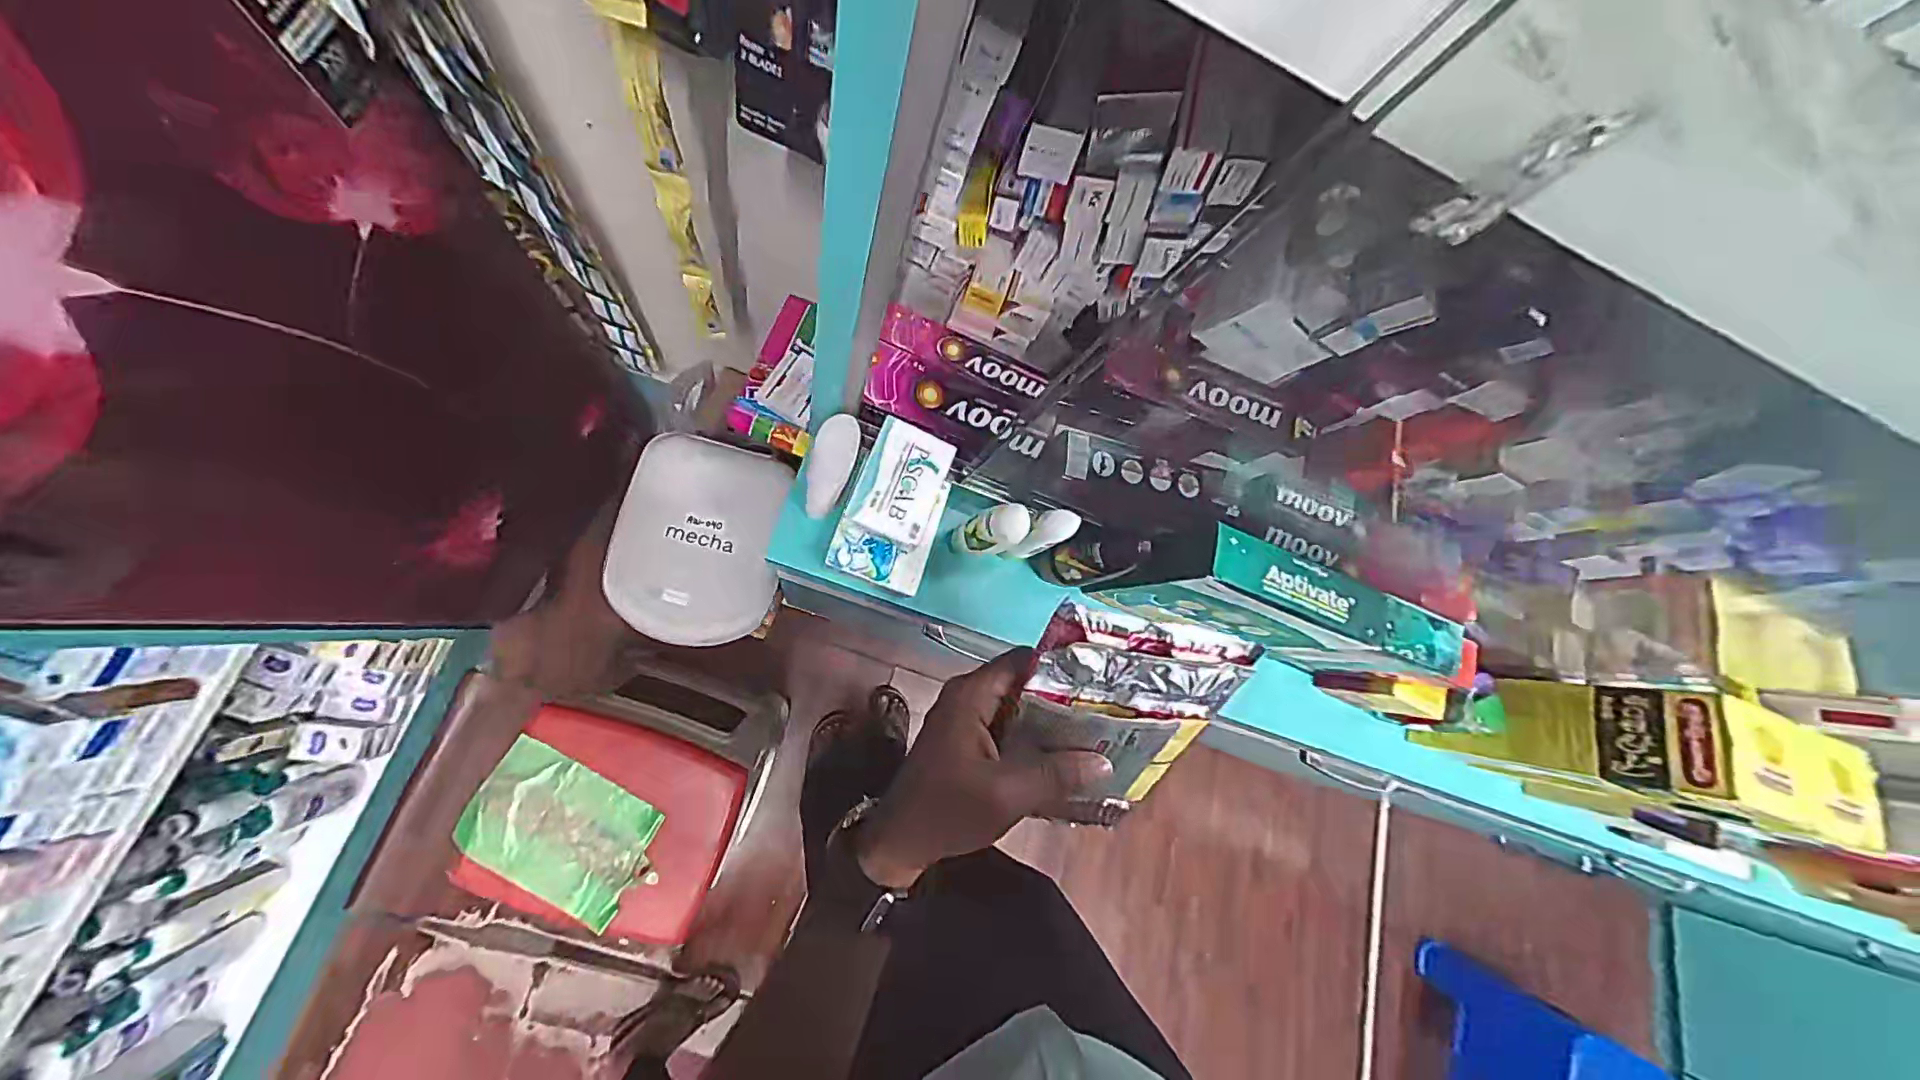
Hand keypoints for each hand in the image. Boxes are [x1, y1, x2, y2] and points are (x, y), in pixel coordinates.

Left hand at [854, 648, 1112, 888]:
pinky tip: (1062, 757)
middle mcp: (968, 696)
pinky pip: (1007, 727)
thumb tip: (1104, 762)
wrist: (900, 842)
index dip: (1061, 667)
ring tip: (1095, 734)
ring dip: (1050, 721)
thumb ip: (1055, 775)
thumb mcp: (1007, 795)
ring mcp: (966, 718)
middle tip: (1104, 713)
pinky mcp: (968, 739)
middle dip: (1062, 697)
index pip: (1023, 660)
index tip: (1098, 683)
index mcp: (971, 694)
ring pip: (1018, 707)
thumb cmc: (947, 810)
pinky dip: (1032, 737)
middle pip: (1023, 683)